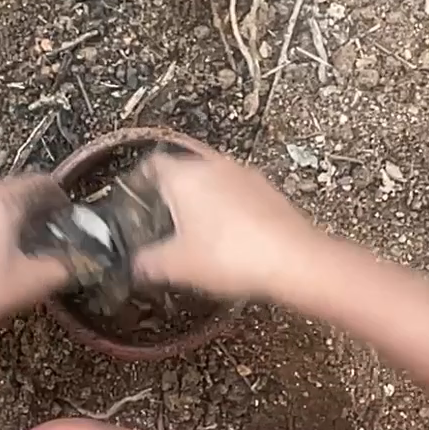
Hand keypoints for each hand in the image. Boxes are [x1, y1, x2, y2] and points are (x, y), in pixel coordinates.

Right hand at [134, 144, 327, 301]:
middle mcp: (214, 165)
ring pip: (212, 179)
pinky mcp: (268, 190)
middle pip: (183, 169)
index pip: (151, 164)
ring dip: (202, 198)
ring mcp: (244, 174)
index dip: (139, 179)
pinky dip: (228, 208)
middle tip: (161, 215)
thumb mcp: (177, 266)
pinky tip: (228, 235)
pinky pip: (238, 192)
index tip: (135, 195)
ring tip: (194, 228)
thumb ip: (148, 262)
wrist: (293, 260)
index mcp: (184, 175)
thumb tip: (137, 265)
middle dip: (171, 191)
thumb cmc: (233, 255)